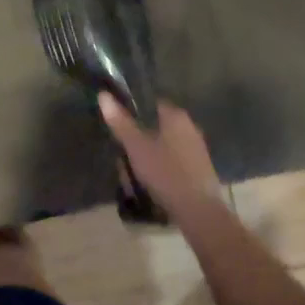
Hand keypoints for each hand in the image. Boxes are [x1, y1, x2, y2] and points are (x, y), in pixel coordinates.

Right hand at [99, 94, 220, 204]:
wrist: (197, 209)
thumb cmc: (164, 172)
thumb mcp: (135, 146)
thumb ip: (120, 121)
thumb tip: (103, 95)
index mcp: (176, 117)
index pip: (152, 103)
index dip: (134, 111)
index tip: (120, 124)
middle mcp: (190, 127)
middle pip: (158, 125)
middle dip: (141, 135)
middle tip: (124, 149)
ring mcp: (198, 148)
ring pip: (166, 144)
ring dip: (151, 152)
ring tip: (134, 167)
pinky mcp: (201, 168)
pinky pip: (175, 159)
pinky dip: (163, 164)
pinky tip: (153, 178)